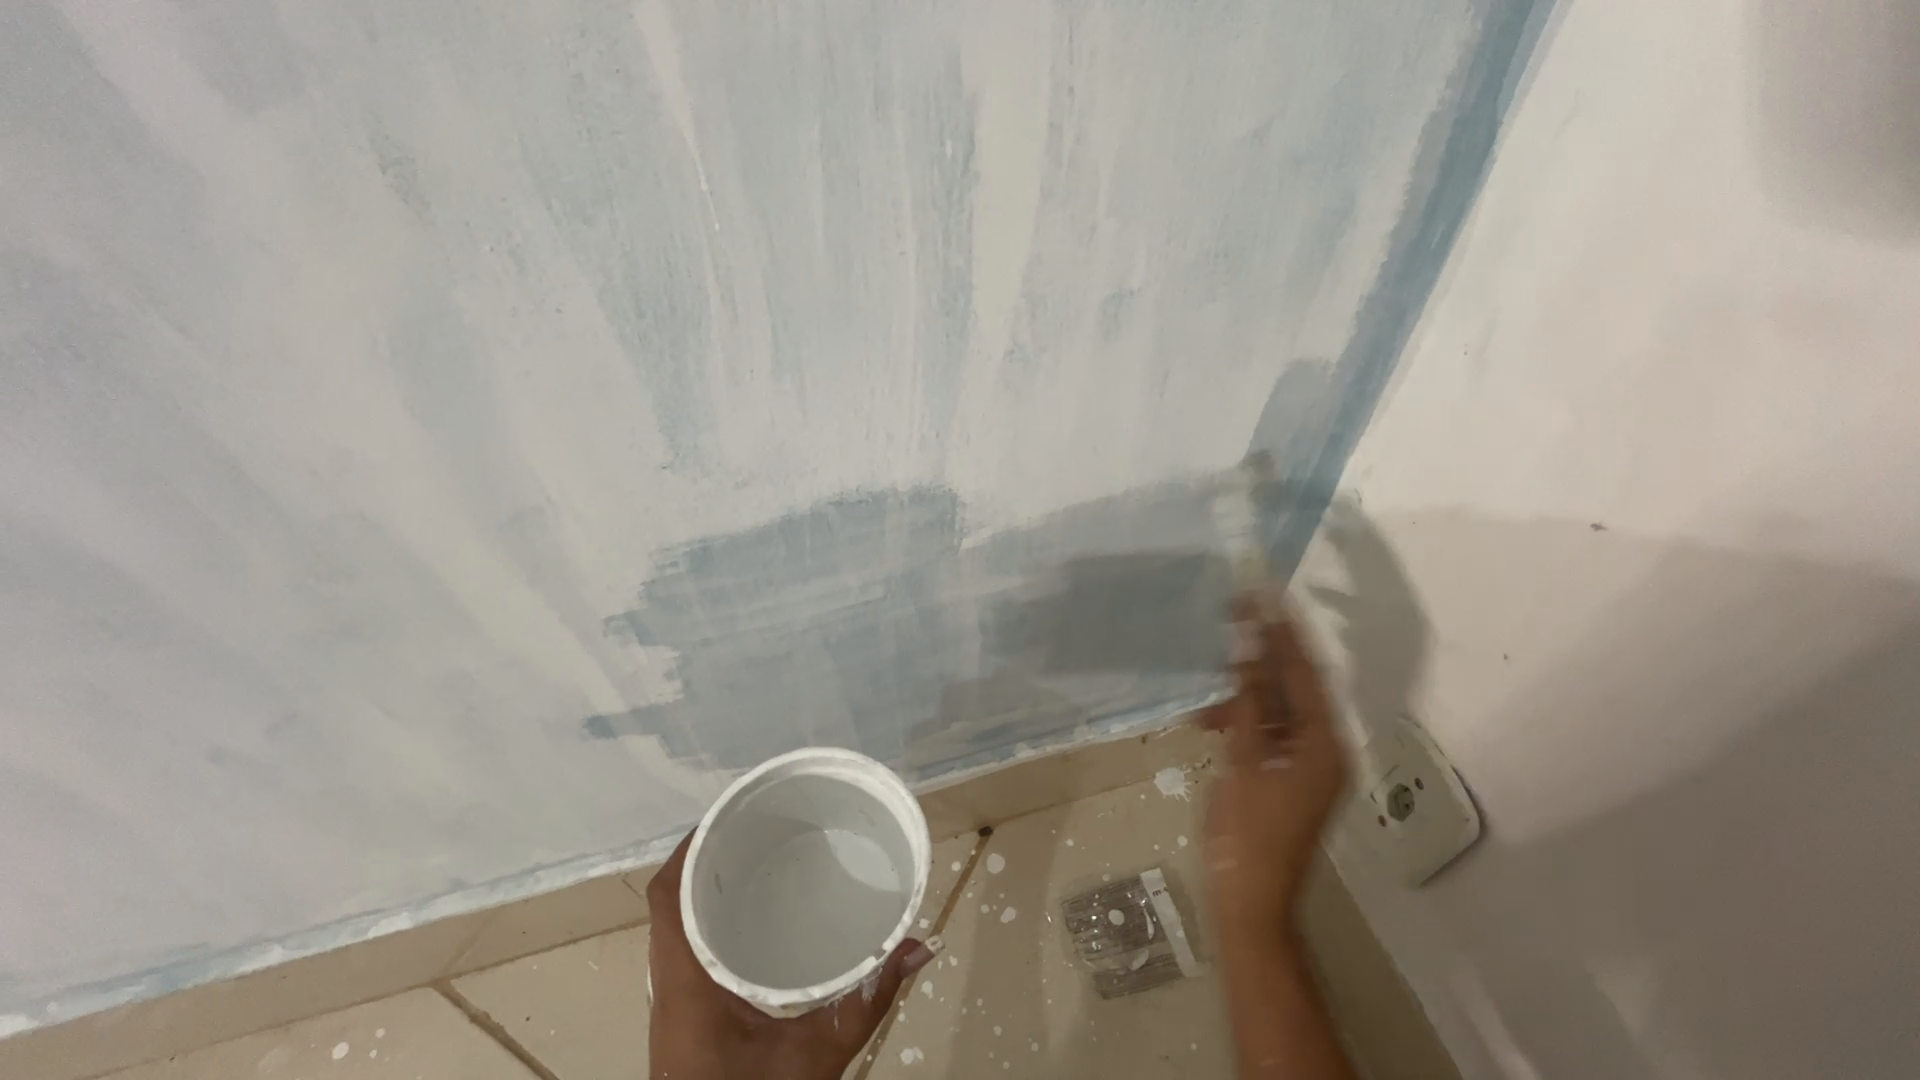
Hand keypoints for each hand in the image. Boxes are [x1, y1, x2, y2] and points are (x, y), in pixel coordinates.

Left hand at [645, 832, 935, 1079]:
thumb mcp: (816, 1057)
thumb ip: (867, 1001)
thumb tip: (921, 947)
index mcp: (687, 983)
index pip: (666, 896)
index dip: (688, 847)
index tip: (729, 815)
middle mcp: (670, 986)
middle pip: (669, 902)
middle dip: (705, 859)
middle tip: (755, 829)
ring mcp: (673, 1003)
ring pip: (675, 927)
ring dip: (705, 889)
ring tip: (755, 857)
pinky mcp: (685, 1018)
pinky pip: (687, 951)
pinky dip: (710, 921)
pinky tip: (752, 917)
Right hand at [1200, 594, 1348, 931]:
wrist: (1249, 901)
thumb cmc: (1246, 833)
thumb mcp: (1243, 762)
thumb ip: (1248, 702)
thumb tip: (1249, 648)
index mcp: (1324, 744)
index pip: (1305, 673)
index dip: (1282, 631)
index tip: (1261, 593)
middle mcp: (1323, 749)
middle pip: (1295, 687)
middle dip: (1262, 652)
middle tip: (1233, 612)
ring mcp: (1304, 765)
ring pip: (1276, 709)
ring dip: (1243, 689)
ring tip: (1210, 673)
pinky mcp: (1284, 776)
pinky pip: (1265, 733)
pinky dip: (1239, 719)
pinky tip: (1207, 716)